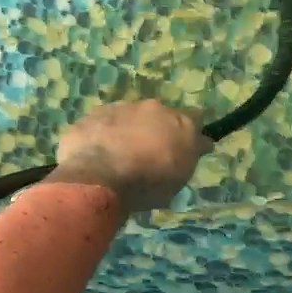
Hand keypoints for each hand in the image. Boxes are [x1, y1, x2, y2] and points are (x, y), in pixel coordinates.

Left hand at [44, 100, 212, 212]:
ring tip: (116, 156)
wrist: (99, 179)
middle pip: (157, 115)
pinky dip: (100, 135)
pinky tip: (94, 155)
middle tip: (146, 154)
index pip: (194, 118)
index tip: (184, 145)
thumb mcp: (180, 177)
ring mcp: (117, 108)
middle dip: (153, 129)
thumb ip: (189, 153)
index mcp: (179, 121)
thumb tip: (201, 141)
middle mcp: (150, 107)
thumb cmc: (147, 185)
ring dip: (125, 130)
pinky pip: (99, 124)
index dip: (189, 131)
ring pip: (126, 116)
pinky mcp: (90, 116)